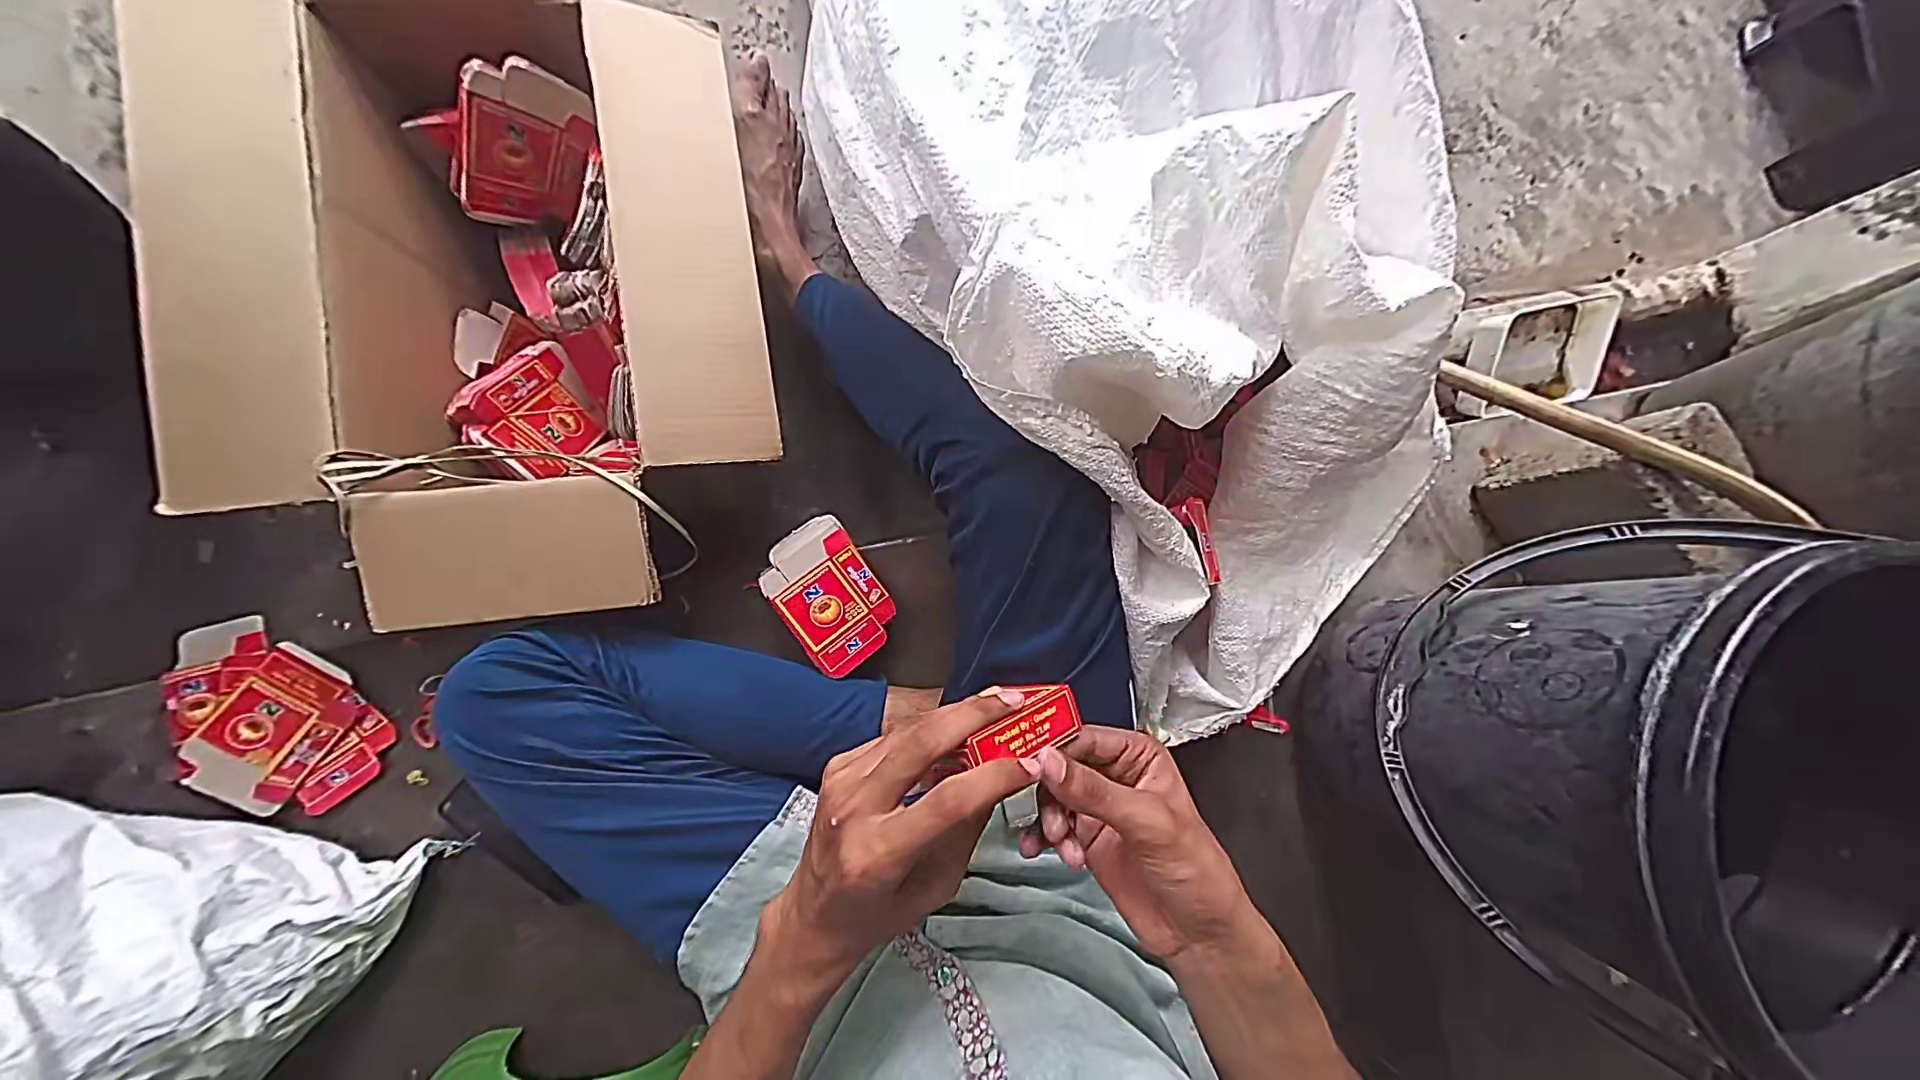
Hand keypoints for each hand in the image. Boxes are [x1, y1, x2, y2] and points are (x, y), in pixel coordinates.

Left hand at [760, 688, 1038, 979]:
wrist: (813, 913)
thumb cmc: (878, 913)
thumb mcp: (936, 886)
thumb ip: (966, 830)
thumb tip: (998, 776)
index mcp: (878, 853)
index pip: (947, 800)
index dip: (994, 775)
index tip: (1029, 762)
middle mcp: (854, 808)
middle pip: (921, 742)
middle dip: (974, 715)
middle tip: (1012, 700)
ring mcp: (841, 780)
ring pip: (908, 728)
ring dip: (956, 711)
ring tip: (994, 701)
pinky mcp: (838, 764)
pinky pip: (893, 735)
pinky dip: (930, 726)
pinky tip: (957, 722)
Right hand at [1017, 727, 1264, 961]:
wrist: (1199, 934)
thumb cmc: (1197, 871)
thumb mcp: (1145, 822)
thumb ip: (1093, 791)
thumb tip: (1050, 762)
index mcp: (1137, 755)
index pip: (1084, 737)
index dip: (1054, 749)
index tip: (1030, 764)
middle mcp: (1115, 774)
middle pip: (1060, 765)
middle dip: (1049, 790)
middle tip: (1049, 814)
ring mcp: (1098, 806)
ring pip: (1052, 795)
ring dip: (1048, 818)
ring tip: (1061, 841)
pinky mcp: (1086, 835)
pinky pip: (1051, 825)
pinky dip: (1043, 837)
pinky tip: (1046, 850)